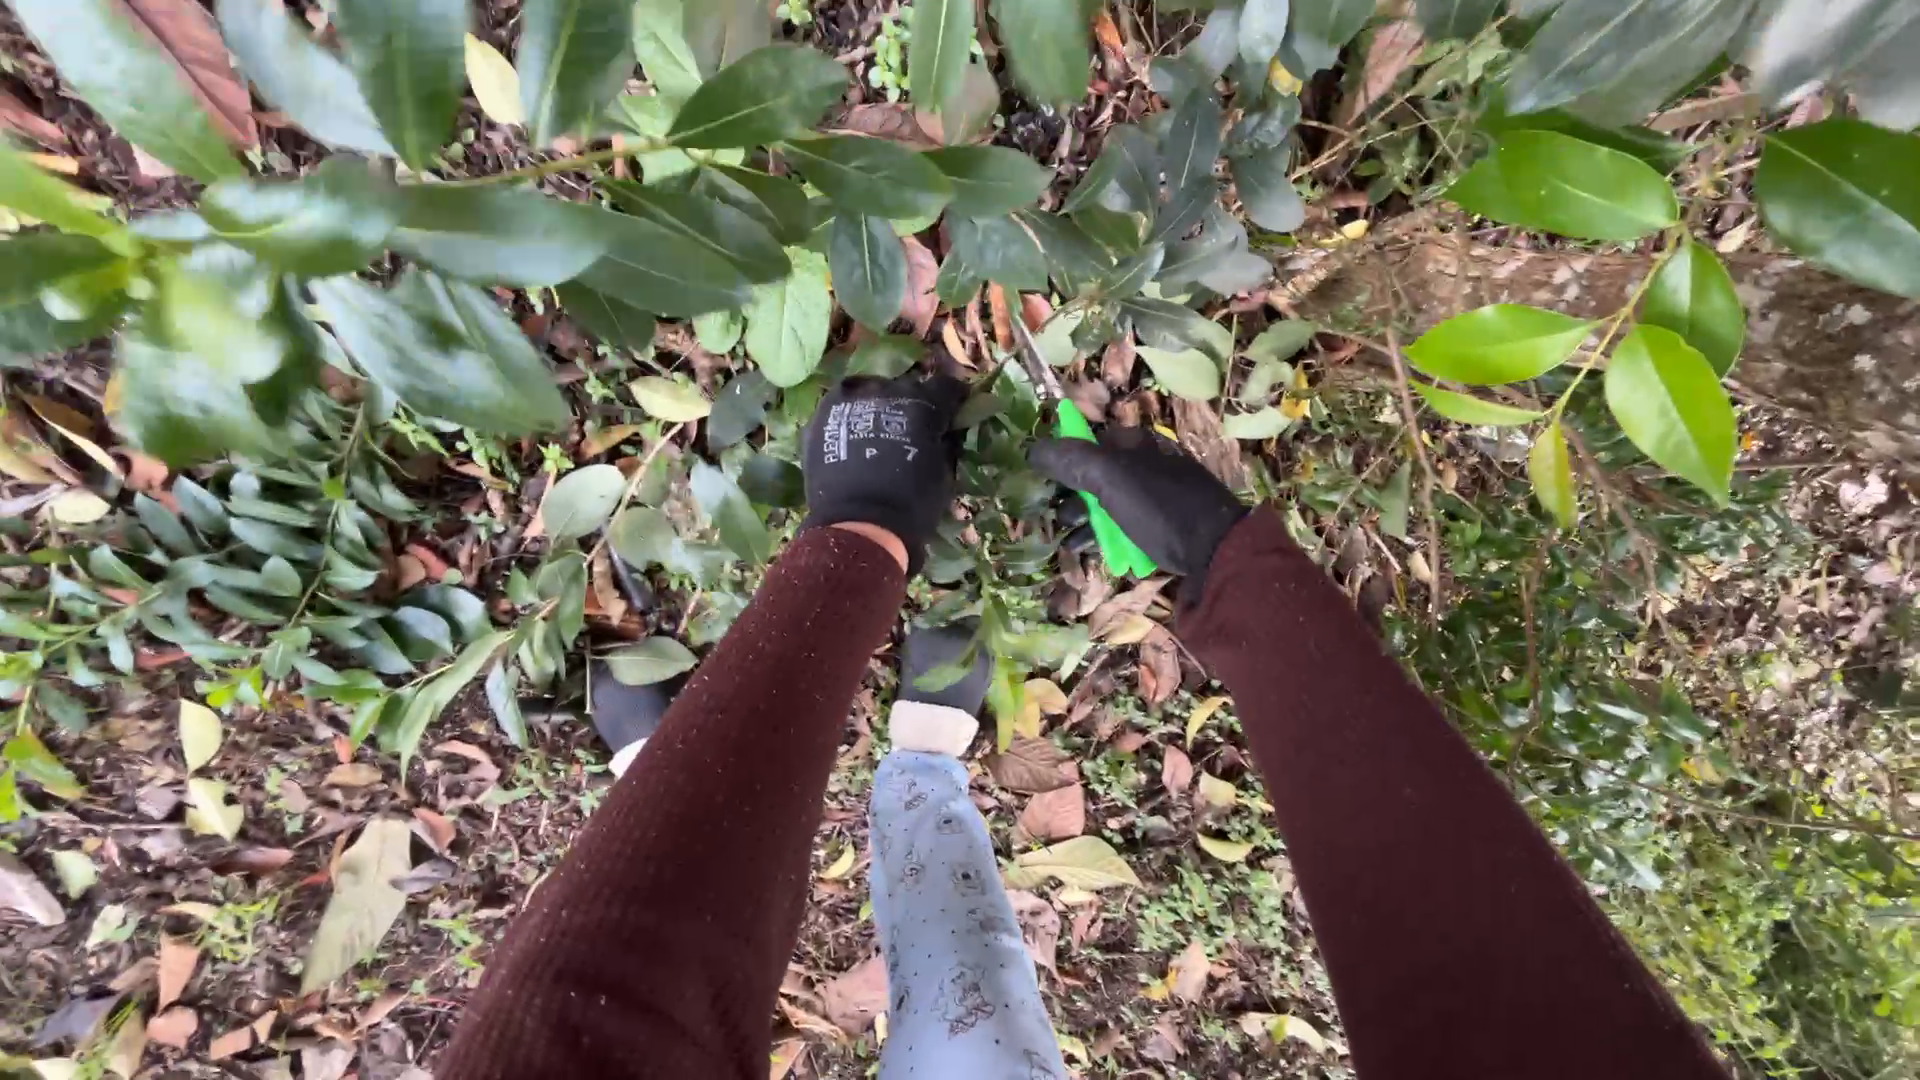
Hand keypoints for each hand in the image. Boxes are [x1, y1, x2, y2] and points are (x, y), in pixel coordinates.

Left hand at [803, 370, 965, 574]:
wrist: (859, 528)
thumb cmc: (912, 505)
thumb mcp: (944, 473)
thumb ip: (945, 443)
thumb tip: (945, 431)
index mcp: (922, 403)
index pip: (945, 386)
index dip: (953, 399)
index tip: (954, 412)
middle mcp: (884, 391)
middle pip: (905, 388)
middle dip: (914, 405)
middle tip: (916, 428)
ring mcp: (847, 402)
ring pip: (869, 392)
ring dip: (879, 407)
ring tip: (880, 431)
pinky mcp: (820, 419)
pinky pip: (841, 409)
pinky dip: (851, 419)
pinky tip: (855, 440)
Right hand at [1029, 427, 1246, 589]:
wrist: (1218, 553)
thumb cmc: (1161, 508)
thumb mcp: (1111, 478)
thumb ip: (1071, 460)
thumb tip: (1031, 450)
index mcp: (1137, 444)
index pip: (1089, 441)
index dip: (1064, 458)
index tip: (1044, 482)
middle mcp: (1147, 465)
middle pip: (1096, 476)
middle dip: (1073, 497)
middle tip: (1057, 519)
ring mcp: (1158, 497)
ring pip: (1110, 505)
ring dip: (1086, 523)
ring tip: (1071, 544)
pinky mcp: (1165, 527)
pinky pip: (1128, 528)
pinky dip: (1110, 538)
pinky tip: (1099, 553)